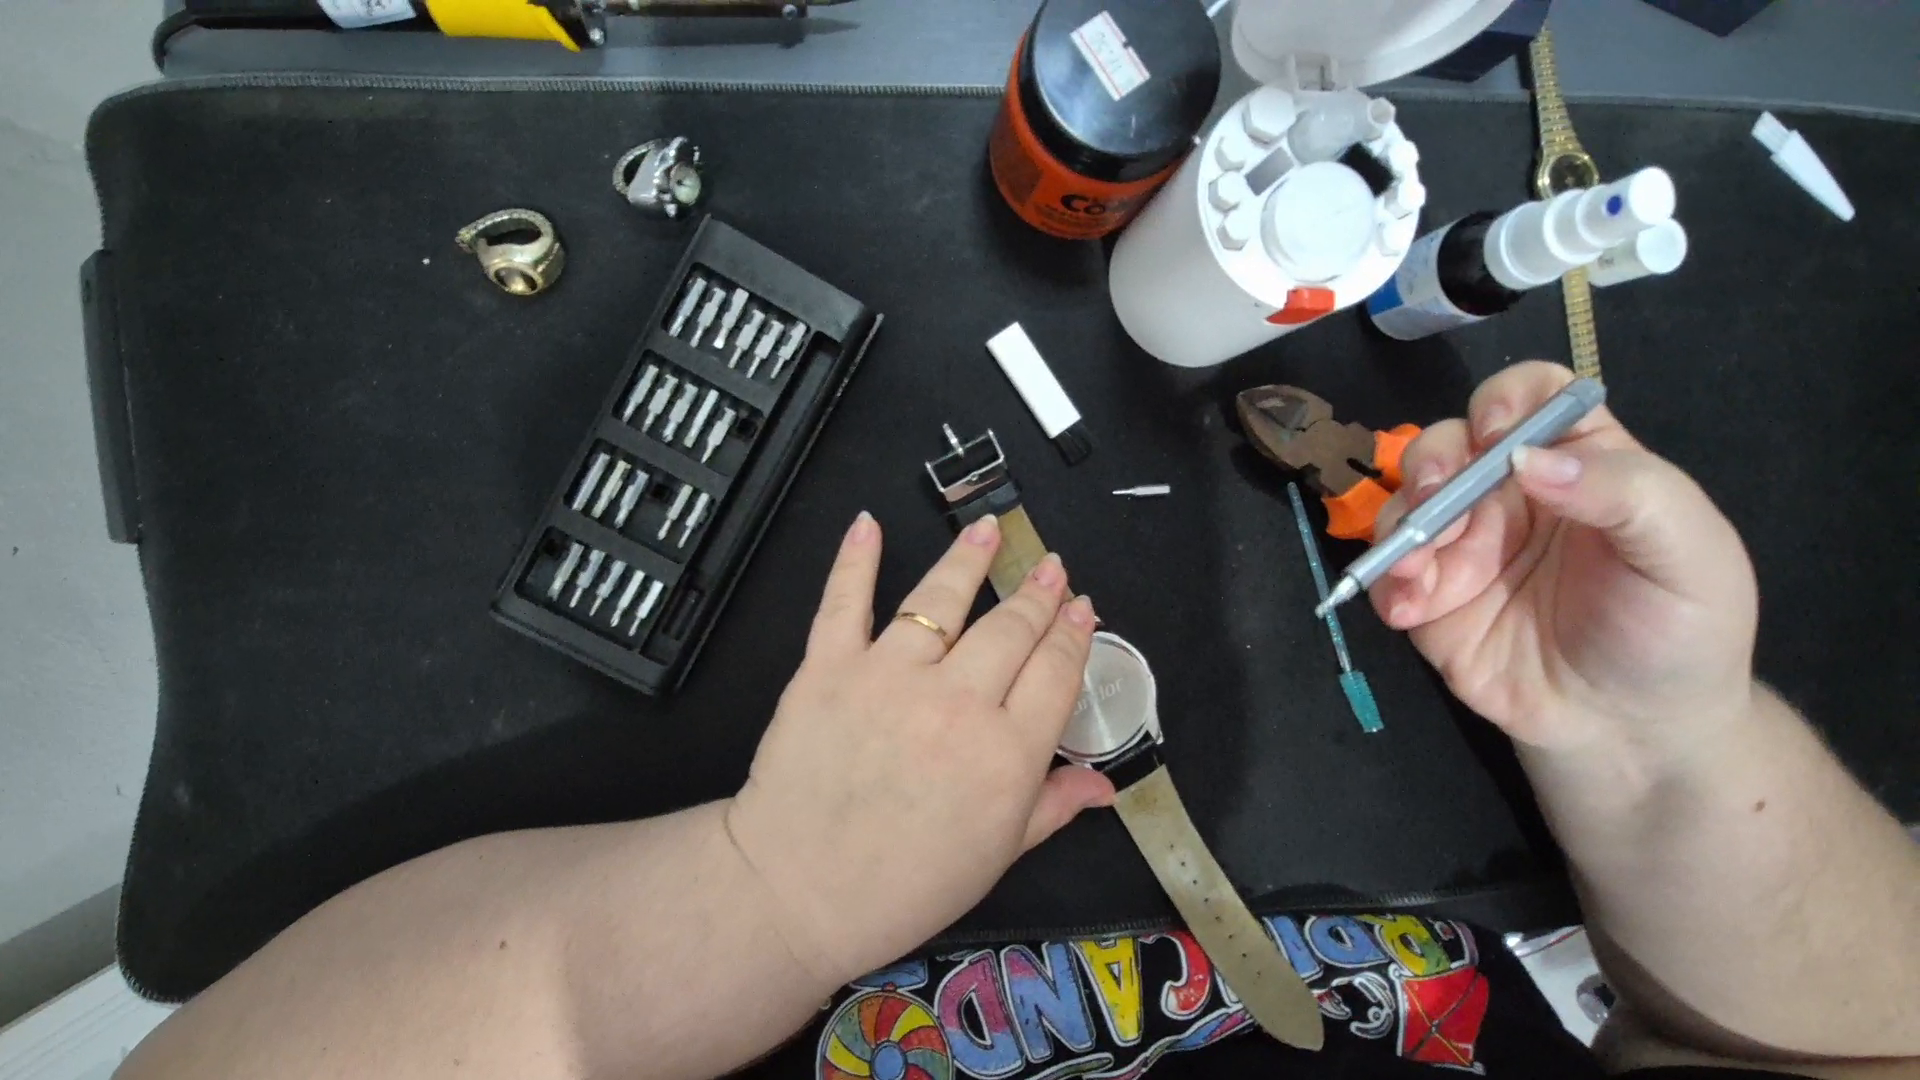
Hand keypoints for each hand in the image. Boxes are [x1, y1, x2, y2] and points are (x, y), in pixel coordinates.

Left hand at [724, 512, 1112, 985]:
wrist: (797, 891)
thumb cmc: (904, 885)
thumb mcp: (996, 855)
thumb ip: (1052, 807)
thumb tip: (1105, 783)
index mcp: (1006, 754)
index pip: (1055, 672)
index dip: (1074, 634)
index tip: (1083, 607)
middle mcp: (957, 702)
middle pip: (1011, 629)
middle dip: (1038, 594)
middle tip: (1052, 567)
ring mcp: (890, 677)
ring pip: (940, 600)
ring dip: (970, 559)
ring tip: (989, 529)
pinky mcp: (830, 667)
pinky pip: (845, 602)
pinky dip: (854, 560)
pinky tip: (868, 524)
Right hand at [1368, 362, 1758, 754]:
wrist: (1626, 727)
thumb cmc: (1674, 632)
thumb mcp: (1687, 555)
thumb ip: (1626, 491)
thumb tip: (1526, 457)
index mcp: (1575, 465)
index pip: (1527, 399)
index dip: (1503, 401)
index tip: (1496, 437)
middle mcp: (1506, 495)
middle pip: (1444, 444)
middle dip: (1429, 464)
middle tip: (1435, 499)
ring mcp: (1459, 545)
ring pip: (1401, 504)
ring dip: (1400, 530)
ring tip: (1419, 574)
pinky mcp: (1424, 593)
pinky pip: (1383, 570)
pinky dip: (1384, 582)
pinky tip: (1409, 611)